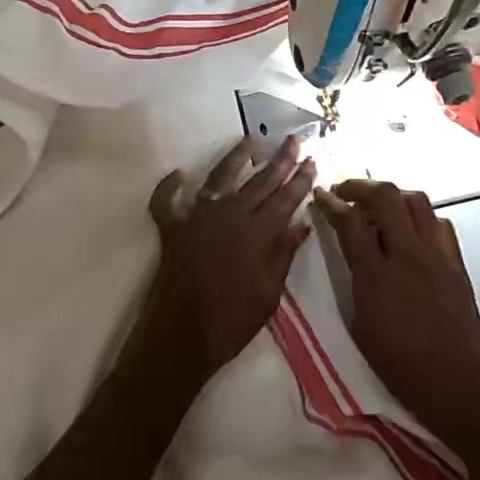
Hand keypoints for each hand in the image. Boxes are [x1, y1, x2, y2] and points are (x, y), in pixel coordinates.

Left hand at [142, 136, 315, 382]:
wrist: (182, 339)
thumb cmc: (233, 320)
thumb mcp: (270, 292)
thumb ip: (283, 254)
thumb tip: (301, 224)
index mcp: (259, 232)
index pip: (286, 198)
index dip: (301, 178)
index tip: (312, 159)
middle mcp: (230, 216)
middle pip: (260, 182)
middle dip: (279, 160)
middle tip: (292, 139)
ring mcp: (198, 220)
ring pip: (220, 179)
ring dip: (236, 158)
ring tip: (250, 140)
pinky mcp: (173, 231)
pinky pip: (167, 203)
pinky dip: (170, 188)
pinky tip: (178, 174)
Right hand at [314, 181, 479, 445]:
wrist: (454, 380)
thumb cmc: (399, 365)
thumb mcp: (361, 325)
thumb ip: (357, 282)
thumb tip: (357, 254)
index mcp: (377, 277)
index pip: (351, 225)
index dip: (332, 204)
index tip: (322, 195)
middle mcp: (408, 256)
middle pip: (387, 198)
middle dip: (362, 187)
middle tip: (347, 191)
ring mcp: (437, 256)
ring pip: (418, 203)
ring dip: (394, 197)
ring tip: (380, 205)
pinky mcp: (457, 263)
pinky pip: (440, 225)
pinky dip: (422, 219)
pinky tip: (414, 232)